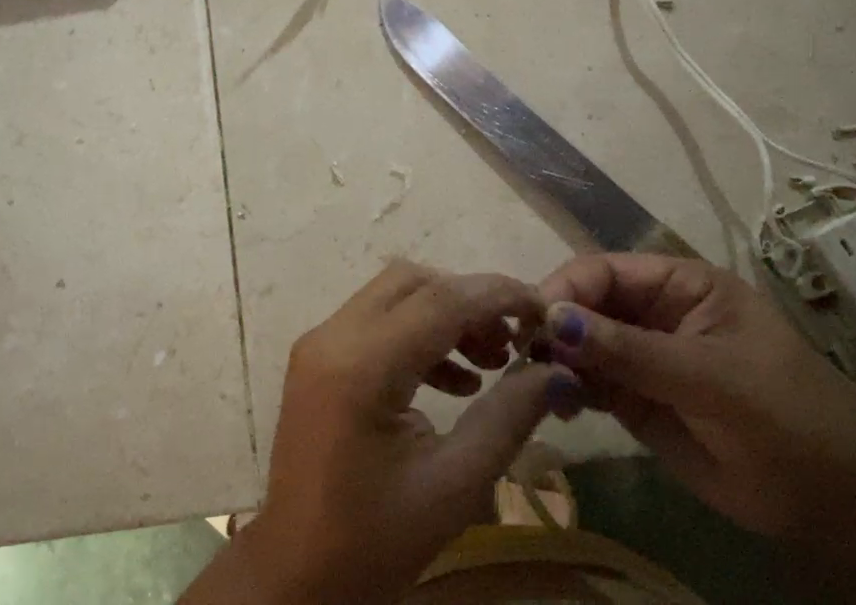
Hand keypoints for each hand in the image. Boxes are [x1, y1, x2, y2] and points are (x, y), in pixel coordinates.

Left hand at [208, 261, 584, 604]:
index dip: (500, 296)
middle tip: (515, 342)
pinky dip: (418, 335)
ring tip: (492, 364)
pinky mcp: (317, 360)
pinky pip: (375, 322)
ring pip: (393, 296)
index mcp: (361, 366)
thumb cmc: (376, 538)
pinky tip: (456, 383)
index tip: (547, 311)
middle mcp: (331, 338)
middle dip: (471, 301)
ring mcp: (318, 346)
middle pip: (412, 283)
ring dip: (446, 315)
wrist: (299, 572)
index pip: (441, 300)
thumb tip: (556, 369)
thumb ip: (509, 416)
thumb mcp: (456, 483)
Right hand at [539, 253, 855, 539]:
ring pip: (580, 343)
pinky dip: (565, 388)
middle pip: (586, 302)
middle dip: (554, 323)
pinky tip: (557, 404)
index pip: (608, 270)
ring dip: (555, 358)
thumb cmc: (785, 420)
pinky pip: (587, 382)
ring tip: (537, 383)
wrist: (829, 507)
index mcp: (683, 286)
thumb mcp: (709, 377)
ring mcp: (641, 357)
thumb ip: (630, 350)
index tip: (533, 316)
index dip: (568, 286)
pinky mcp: (632, 399)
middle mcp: (655, 313)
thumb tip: (553, 317)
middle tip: (523, 352)